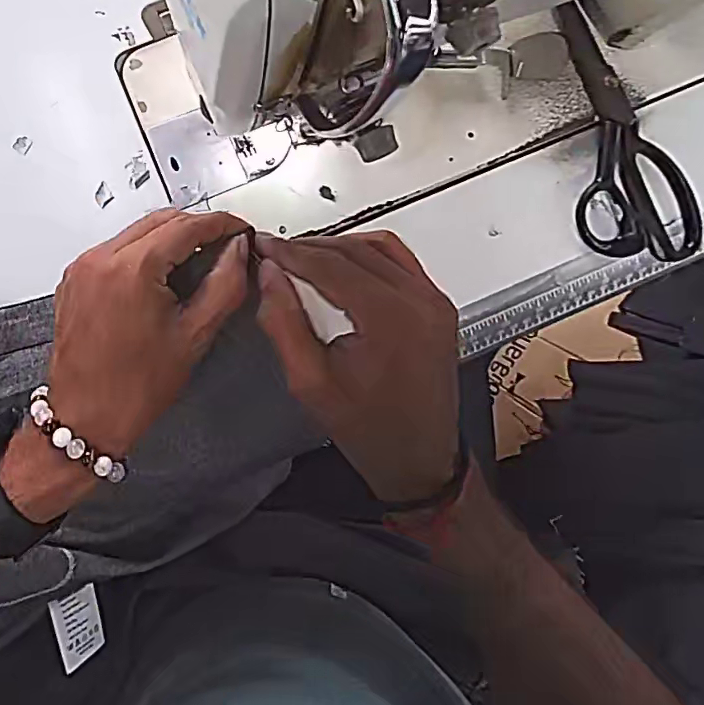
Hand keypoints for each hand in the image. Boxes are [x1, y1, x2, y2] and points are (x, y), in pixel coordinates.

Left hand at [1, 208, 251, 518]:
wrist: (87, 418)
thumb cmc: (131, 389)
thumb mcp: (194, 335)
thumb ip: (225, 284)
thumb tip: (237, 253)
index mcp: (131, 270)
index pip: (187, 226)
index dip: (221, 223)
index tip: (237, 230)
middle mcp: (100, 261)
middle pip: (161, 220)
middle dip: (196, 226)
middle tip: (223, 244)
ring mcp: (83, 268)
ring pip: (137, 230)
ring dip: (169, 237)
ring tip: (196, 260)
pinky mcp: (75, 279)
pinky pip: (116, 248)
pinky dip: (143, 250)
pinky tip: (161, 273)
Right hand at [253, 232, 459, 503]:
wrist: (418, 458)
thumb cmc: (371, 429)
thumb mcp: (309, 381)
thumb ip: (283, 322)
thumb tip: (271, 276)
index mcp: (390, 319)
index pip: (330, 264)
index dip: (290, 252)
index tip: (266, 247)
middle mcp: (420, 303)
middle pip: (354, 250)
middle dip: (309, 247)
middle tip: (277, 252)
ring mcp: (434, 302)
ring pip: (378, 247)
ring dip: (337, 246)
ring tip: (303, 257)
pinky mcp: (438, 306)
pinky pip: (400, 260)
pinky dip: (367, 254)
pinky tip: (344, 263)